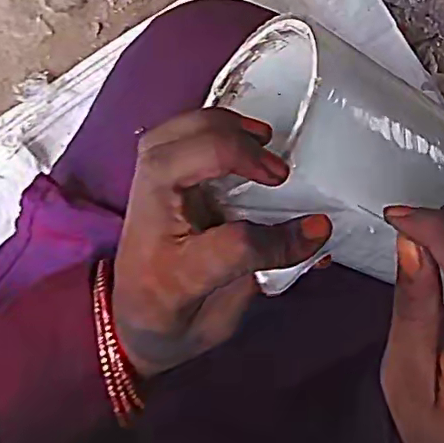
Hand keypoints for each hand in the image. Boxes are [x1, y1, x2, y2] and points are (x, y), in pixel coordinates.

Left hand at [112, 108, 331, 377]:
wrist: (128, 320)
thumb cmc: (175, 320)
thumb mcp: (223, 317)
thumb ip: (266, 269)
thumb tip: (315, 230)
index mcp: (172, 271)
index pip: (230, 245)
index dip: (278, 238)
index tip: (314, 230)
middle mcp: (150, 222)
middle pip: (184, 162)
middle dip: (238, 155)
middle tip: (280, 174)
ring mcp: (143, 190)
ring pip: (176, 135)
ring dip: (225, 127)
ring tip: (262, 139)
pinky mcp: (151, 173)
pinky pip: (175, 131)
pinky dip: (210, 121)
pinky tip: (239, 131)